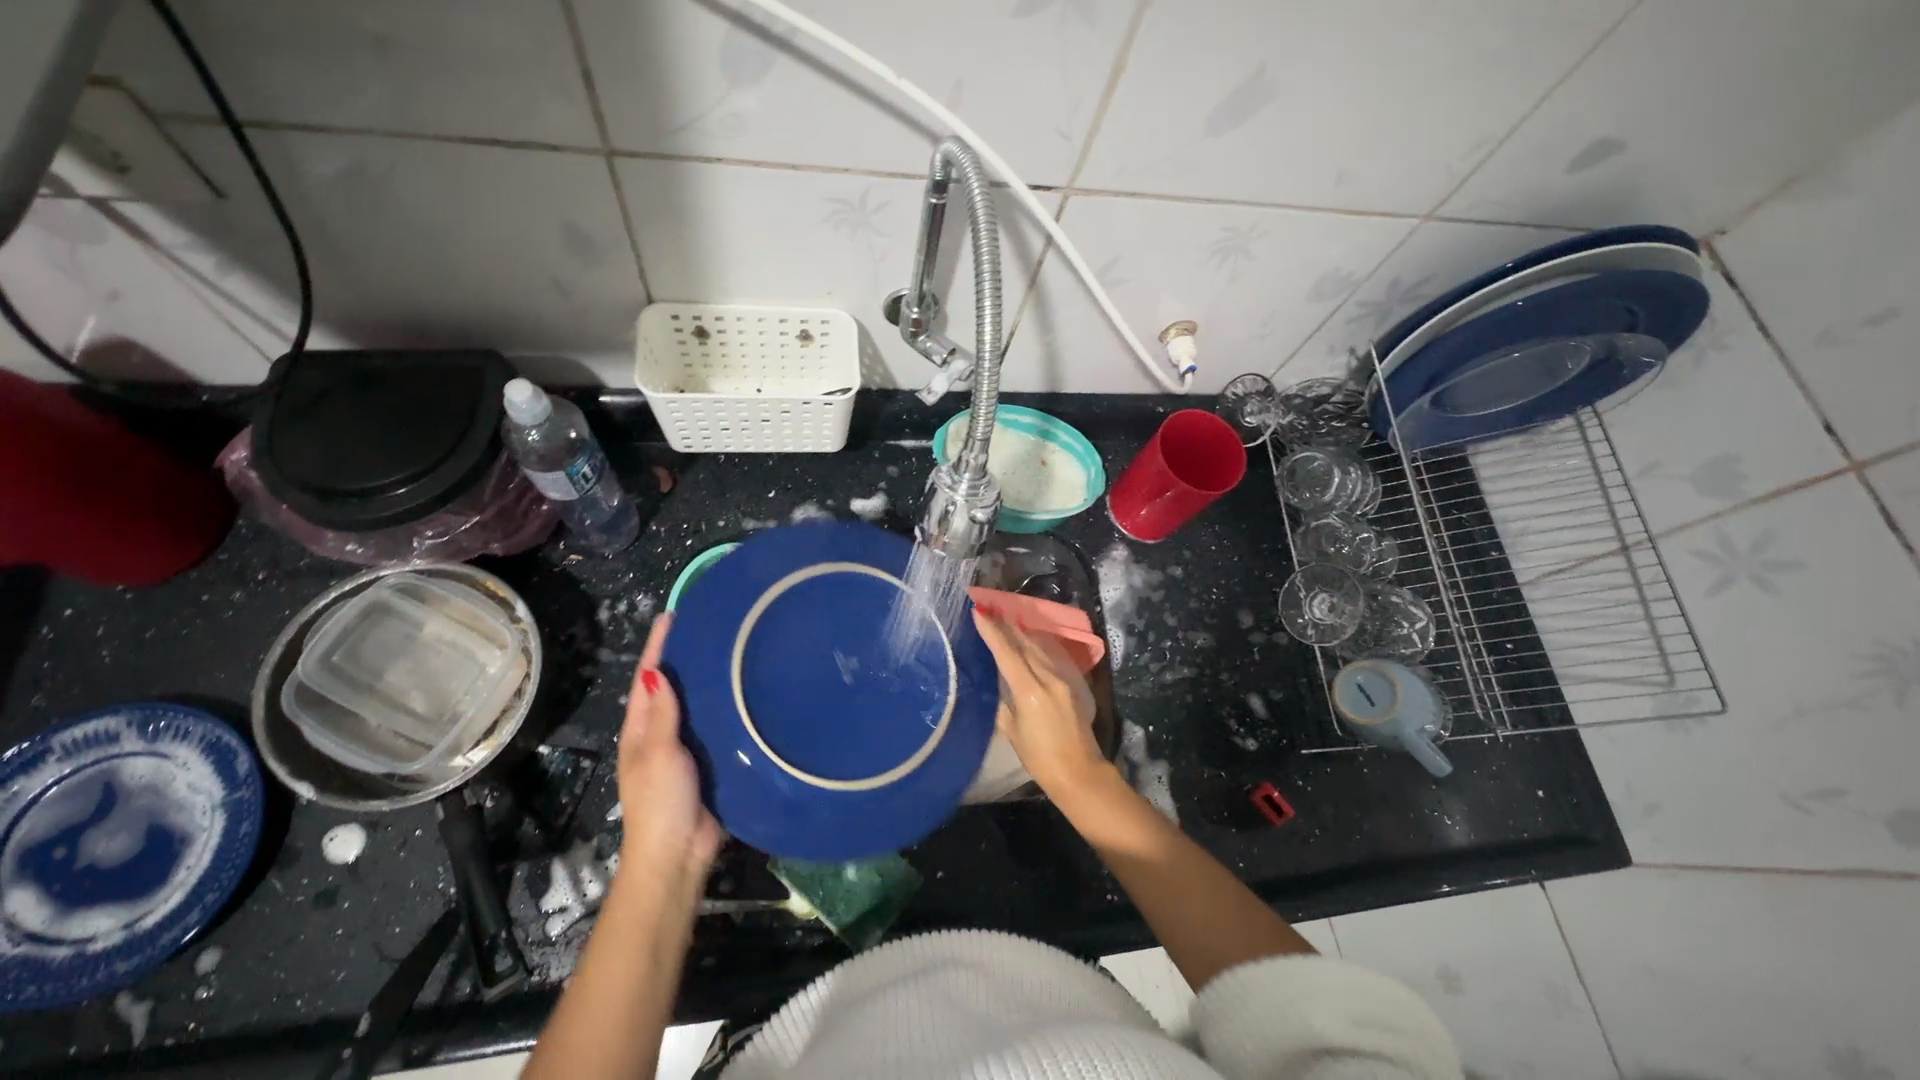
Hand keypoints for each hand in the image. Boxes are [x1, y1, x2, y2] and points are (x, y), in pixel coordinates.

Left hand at [618, 615, 722, 881]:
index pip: (648, 678)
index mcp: (641, 729)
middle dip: (687, 658)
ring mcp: (688, 750)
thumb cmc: (661, 802)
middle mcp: (662, 734)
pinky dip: (732, 710)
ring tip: (736, 650)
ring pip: (699, 707)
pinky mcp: (712, 764)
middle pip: (674, 688)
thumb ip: (662, 714)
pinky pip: (720, 729)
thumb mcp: (658, 753)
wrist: (678, 854)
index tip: (673, 615)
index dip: (658, 647)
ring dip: (712, 682)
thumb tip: (656, 670)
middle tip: (713, 625)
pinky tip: (752, 695)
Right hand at [972, 611, 1106, 795]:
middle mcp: (1050, 677)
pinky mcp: (1078, 681)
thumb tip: (999, 679)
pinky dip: (1041, 644)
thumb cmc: (1037, 756)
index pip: (1006, 652)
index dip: (991, 631)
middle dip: (1006, 625)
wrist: (1078, 769)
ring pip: (1041, 645)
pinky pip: (1056, 654)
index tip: (978, 612)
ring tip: (1008, 620)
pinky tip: (1033, 639)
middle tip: (990, 609)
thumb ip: (1004, 698)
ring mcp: (1067, 677)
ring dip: (1023, 631)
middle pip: (1024, 642)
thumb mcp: (1010, 728)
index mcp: (1029, 690)